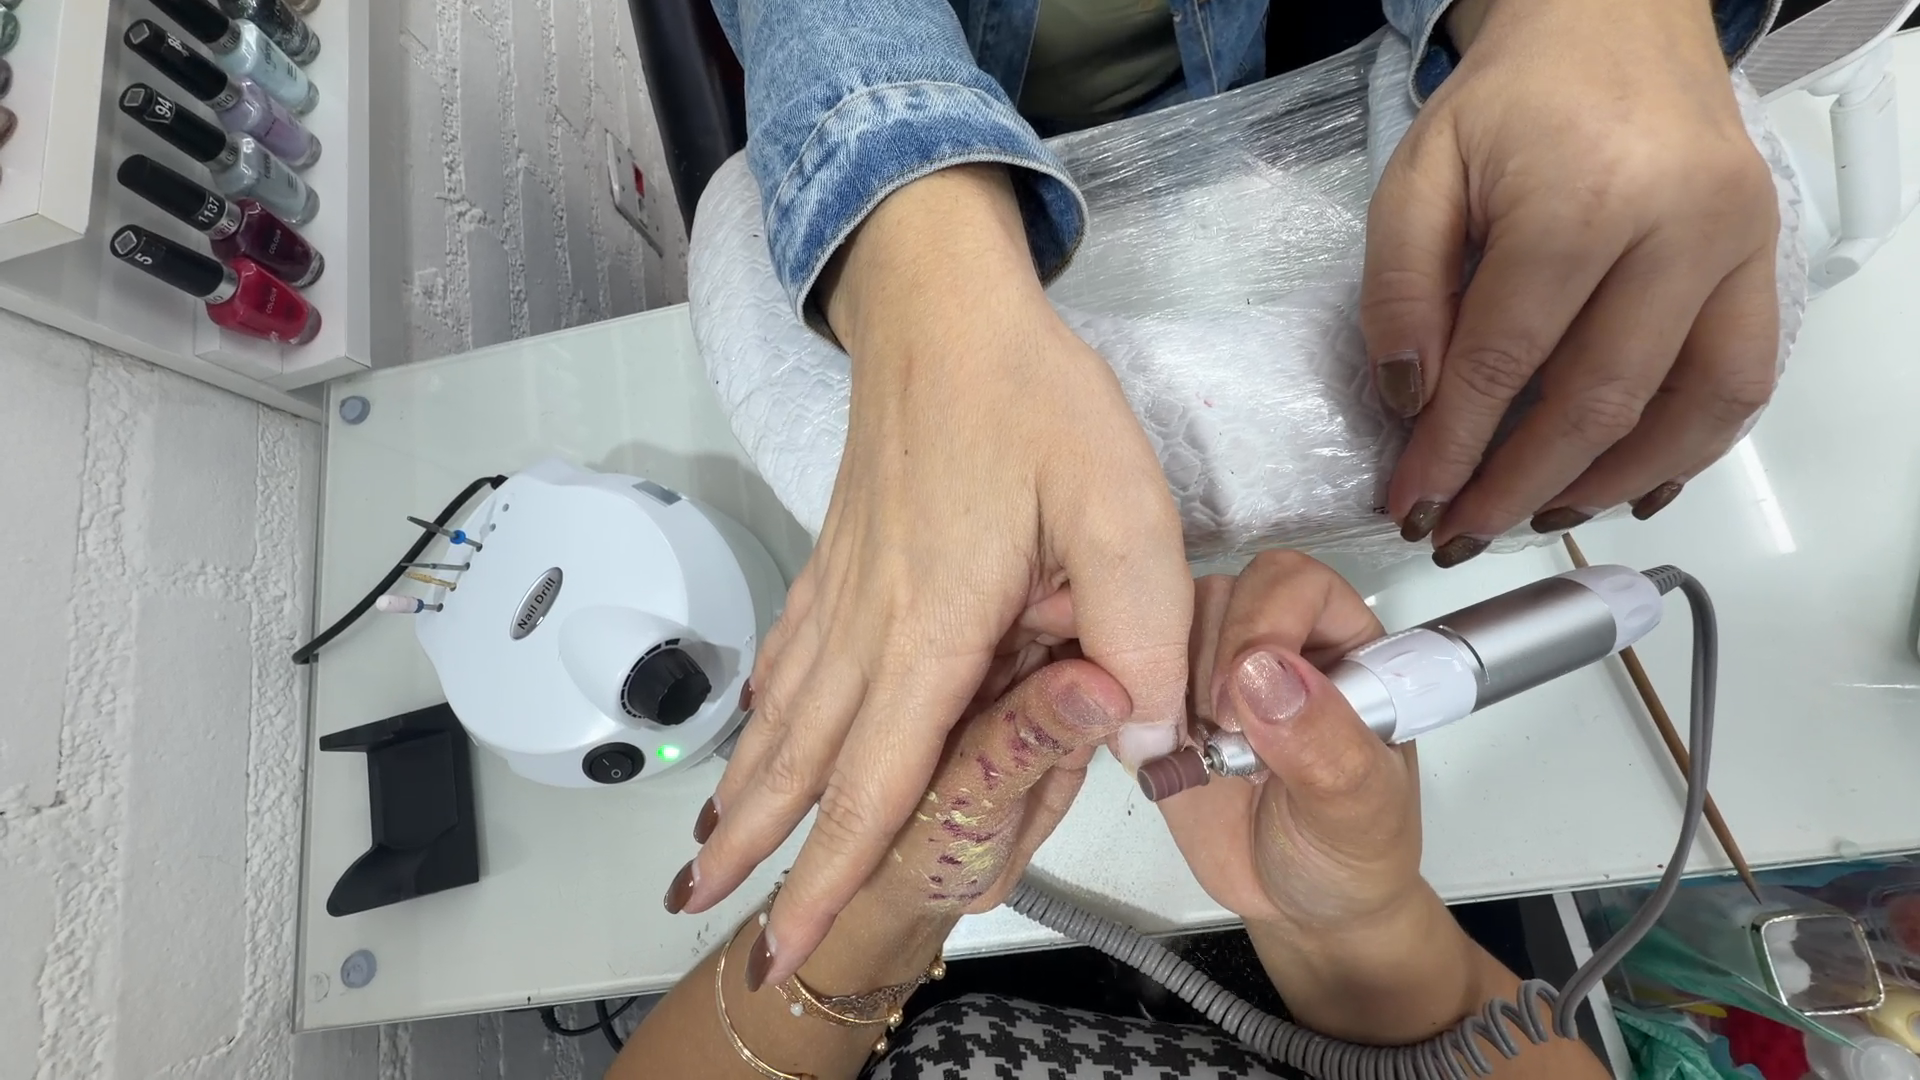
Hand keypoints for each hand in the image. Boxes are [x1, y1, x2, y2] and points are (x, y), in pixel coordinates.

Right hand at [675, 165, 1192, 992]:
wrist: (944, 312)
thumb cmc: (1032, 403)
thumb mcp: (1122, 510)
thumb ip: (1139, 632)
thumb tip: (1143, 739)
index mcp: (932, 629)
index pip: (875, 780)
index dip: (831, 871)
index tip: (778, 942)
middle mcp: (868, 624)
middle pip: (804, 758)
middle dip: (758, 849)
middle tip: (695, 913)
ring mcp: (841, 585)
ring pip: (784, 709)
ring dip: (746, 786)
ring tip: (707, 846)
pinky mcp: (840, 551)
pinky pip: (789, 650)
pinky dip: (761, 707)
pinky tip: (750, 727)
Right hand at [1159, 552, 1474, 1042]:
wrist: (1291, 900)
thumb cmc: (1347, 853)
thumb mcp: (1358, 814)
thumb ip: (1326, 747)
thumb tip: (1264, 672)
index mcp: (1334, 642)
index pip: (1291, 583)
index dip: (1260, 626)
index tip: (1242, 705)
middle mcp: (1267, 638)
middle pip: (1214, 594)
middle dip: (1201, 663)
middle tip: (1208, 735)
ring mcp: (1205, 665)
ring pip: (1159, 624)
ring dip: (1156, 683)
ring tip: (1181, 747)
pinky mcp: (1157, 697)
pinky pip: (1120, 665)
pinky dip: (1113, 695)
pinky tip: (1131, 737)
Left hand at [1364, 0, 1780, 566]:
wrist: (1610, 26)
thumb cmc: (1499, 110)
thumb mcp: (1413, 187)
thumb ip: (1401, 293)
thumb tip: (1408, 398)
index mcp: (1580, 209)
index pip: (1499, 368)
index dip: (1448, 452)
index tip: (1408, 506)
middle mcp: (1682, 233)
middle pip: (1596, 401)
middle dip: (1516, 487)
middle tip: (1456, 534)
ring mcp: (1740, 247)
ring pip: (1690, 405)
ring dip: (1604, 482)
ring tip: (1529, 521)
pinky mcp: (1762, 260)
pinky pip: (1740, 377)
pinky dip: (1686, 448)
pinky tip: (1623, 485)